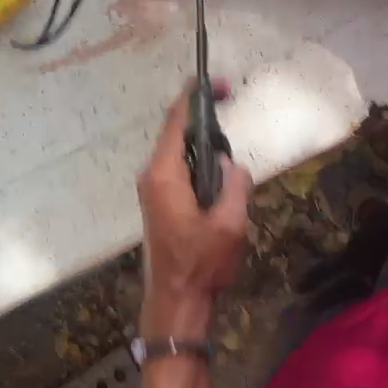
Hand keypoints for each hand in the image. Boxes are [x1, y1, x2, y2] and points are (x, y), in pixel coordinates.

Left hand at [136, 81, 252, 339]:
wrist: (176, 305)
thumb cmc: (202, 263)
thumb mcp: (231, 222)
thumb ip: (235, 183)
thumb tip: (231, 164)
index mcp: (164, 174)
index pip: (176, 121)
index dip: (196, 96)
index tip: (217, 82)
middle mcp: (152, 176)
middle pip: (177, 133)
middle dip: (205, 121)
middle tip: (232, 113)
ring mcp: (153, 191)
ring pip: (179, 153)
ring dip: (205, 147)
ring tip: (231, 158)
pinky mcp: (159, 204)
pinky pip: (179, 170)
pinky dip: (199, 164)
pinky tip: (220, 178)